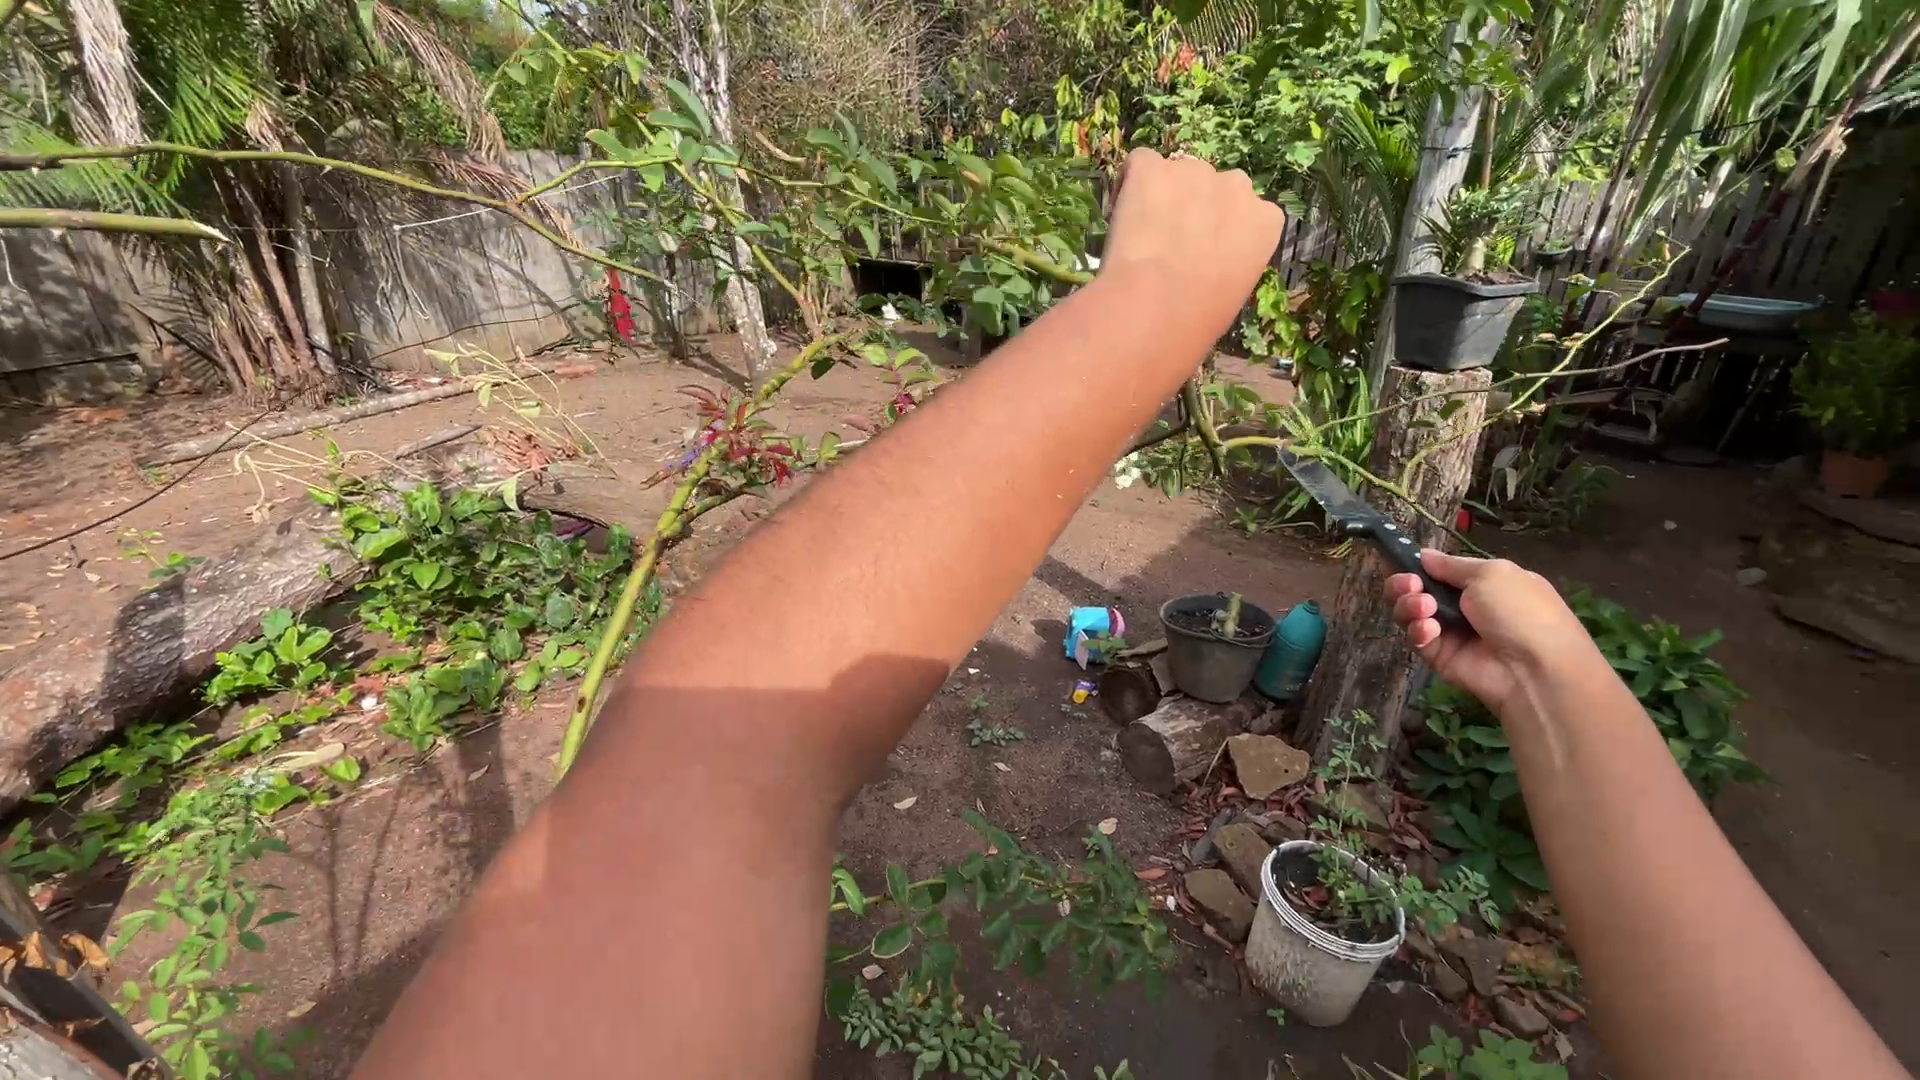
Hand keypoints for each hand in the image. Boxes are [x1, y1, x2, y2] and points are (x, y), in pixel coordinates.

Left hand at [1099, 148, 1283, 339]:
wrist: (1156, 307)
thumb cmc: (1197, 320)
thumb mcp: (1231, 295)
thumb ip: (1227, 266)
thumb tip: (1203, 272)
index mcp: (1266, 220)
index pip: (1247, 212)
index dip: (1218, 232)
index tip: (1199, 254)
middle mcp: (1237, 185)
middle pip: (1212, 188)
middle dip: (1191, 208)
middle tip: (1166, 246)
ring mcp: (1194, 171)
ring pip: (1174, 176)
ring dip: (1159, 197)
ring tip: (1140, 239)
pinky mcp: (1152, 169)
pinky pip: (1138, 167)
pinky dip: (1127, 188)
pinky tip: (1119, 220)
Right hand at [1387, 550, 1596, 715]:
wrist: (1536, 669)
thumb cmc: (1521, 612)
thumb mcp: (1491, 574)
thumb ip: (1450, 565)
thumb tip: (1423, 555)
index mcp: (1480, 582)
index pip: (1437, 570)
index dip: (1415, 564)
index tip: (1398, 561)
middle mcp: (1462, 605)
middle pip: (1415, 590)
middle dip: (1404, 584)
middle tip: (1410, 585)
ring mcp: (1448, 631)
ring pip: (1409, 612)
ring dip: (1409, 605)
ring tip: (1424, 608)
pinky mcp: (1438, 655)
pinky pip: (1416, 638)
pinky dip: (1418, 631)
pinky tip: (1430, 630)